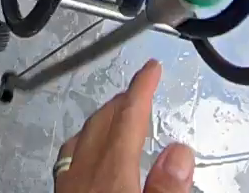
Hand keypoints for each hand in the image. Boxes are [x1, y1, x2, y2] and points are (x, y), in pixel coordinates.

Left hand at [54, 60, 194, 192]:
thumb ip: (166, 187)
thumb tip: (180, 152)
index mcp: (112, 170)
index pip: (129, 116)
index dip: (142, 87)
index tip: (152, 67)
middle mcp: (85, 170)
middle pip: (105, 119)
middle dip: (125, 99)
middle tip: (142, 88)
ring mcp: (68, 183)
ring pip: (85, 134)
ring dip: (105, 117)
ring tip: (120, 112)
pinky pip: (70, 154)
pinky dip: (85, 140)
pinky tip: (89, 148)